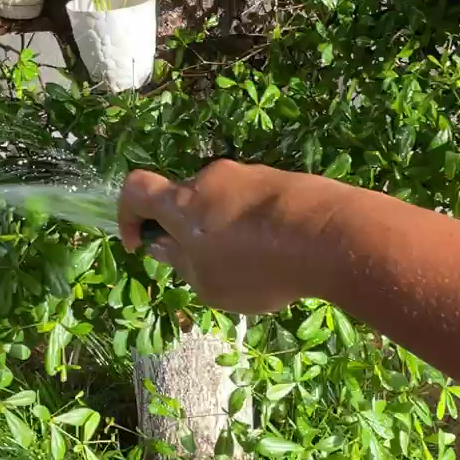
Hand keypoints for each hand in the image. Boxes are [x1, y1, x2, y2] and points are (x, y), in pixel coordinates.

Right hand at [117, 160, 355, 312]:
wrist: (331, 236)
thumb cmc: (257, 268)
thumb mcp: (209, 285)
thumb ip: (181, 265)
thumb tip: (164, 247)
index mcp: (182, 203)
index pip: (135, 189)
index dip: (128, 216)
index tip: (141, 244)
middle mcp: (211, 179)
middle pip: (184, 200)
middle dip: (187, 232)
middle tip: (207, 267)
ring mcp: (250, 175)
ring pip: (222, 202)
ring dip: (224, 231)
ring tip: (253, 268)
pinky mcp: (283, 180)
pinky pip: (255, 204)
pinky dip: (256, 227)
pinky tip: (281, 256)